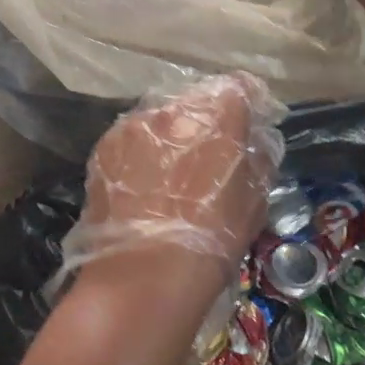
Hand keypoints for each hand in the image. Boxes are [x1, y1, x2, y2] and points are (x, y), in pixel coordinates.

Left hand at [61, 73, 284, 279]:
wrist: (143, 276)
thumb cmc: (212, 240)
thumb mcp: (254, 202)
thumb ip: (259, 160)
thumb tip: (256, 142)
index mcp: (219, 117)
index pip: (239, 88)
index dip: (247, 101)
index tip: (249, 119)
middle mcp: (176, 108)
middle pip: (197, 101)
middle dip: (206, 120)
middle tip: (209, 152)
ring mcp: (136, 124)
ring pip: (161, 117)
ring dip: (171, 134)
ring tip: (171, 171)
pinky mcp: (106, 146)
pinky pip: (131, 138)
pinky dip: (141, 152)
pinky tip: (142, 184)